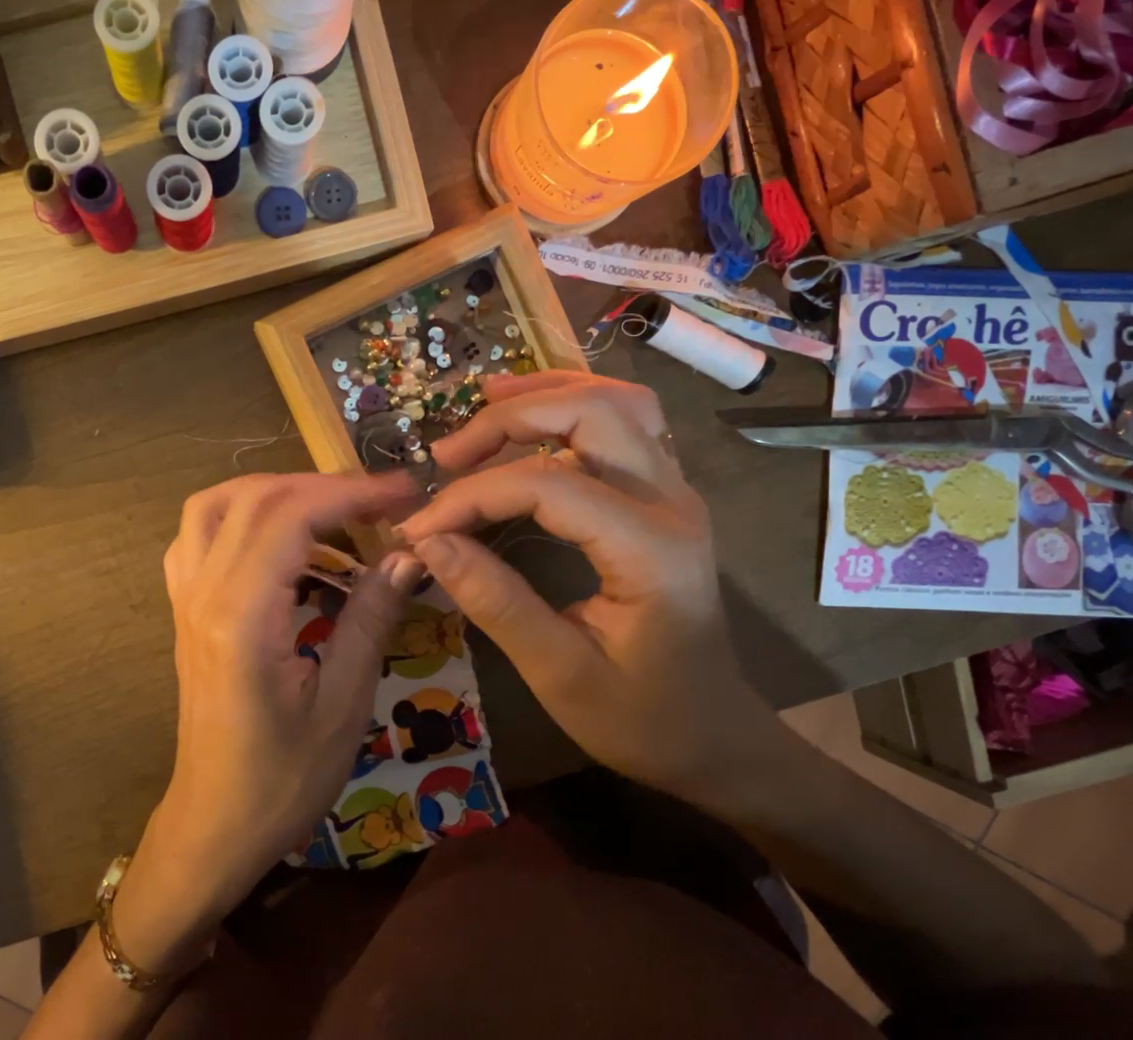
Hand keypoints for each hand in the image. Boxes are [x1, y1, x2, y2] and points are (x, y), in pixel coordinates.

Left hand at [117, 473, 420, 973]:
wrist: (216, 824)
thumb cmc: (283, 779)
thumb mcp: (343, 705)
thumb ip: (370, 620)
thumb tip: (407, 555)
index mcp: (242, 616)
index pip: (291, 515)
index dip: (350, 493)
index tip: (404, 492)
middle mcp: (202, 594)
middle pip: (251, 498)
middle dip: (320, 485)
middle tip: (378, 501)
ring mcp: (184, 600)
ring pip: (213, 507)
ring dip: (272, 492)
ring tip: (330, 510)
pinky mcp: (184, 611)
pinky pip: (198, 537)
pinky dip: (239, 517)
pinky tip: (279, 541)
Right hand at [396, 371, 794, 801]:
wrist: (714, 737)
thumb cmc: (640, 717)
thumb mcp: (558, 673)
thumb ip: (494, 602)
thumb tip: (427, 543)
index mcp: (650, 549)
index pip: (548, 485)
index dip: (472, 497)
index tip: (419, 530)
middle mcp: (671, 503)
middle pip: (594, 412)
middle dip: (510, 419)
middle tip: (446, 455)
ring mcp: (674, 493)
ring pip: (616, 402)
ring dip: (545, 395)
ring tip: (482, 405)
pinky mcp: (663, 498)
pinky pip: (622, 424)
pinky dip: (569, 408)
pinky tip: (526, 418)